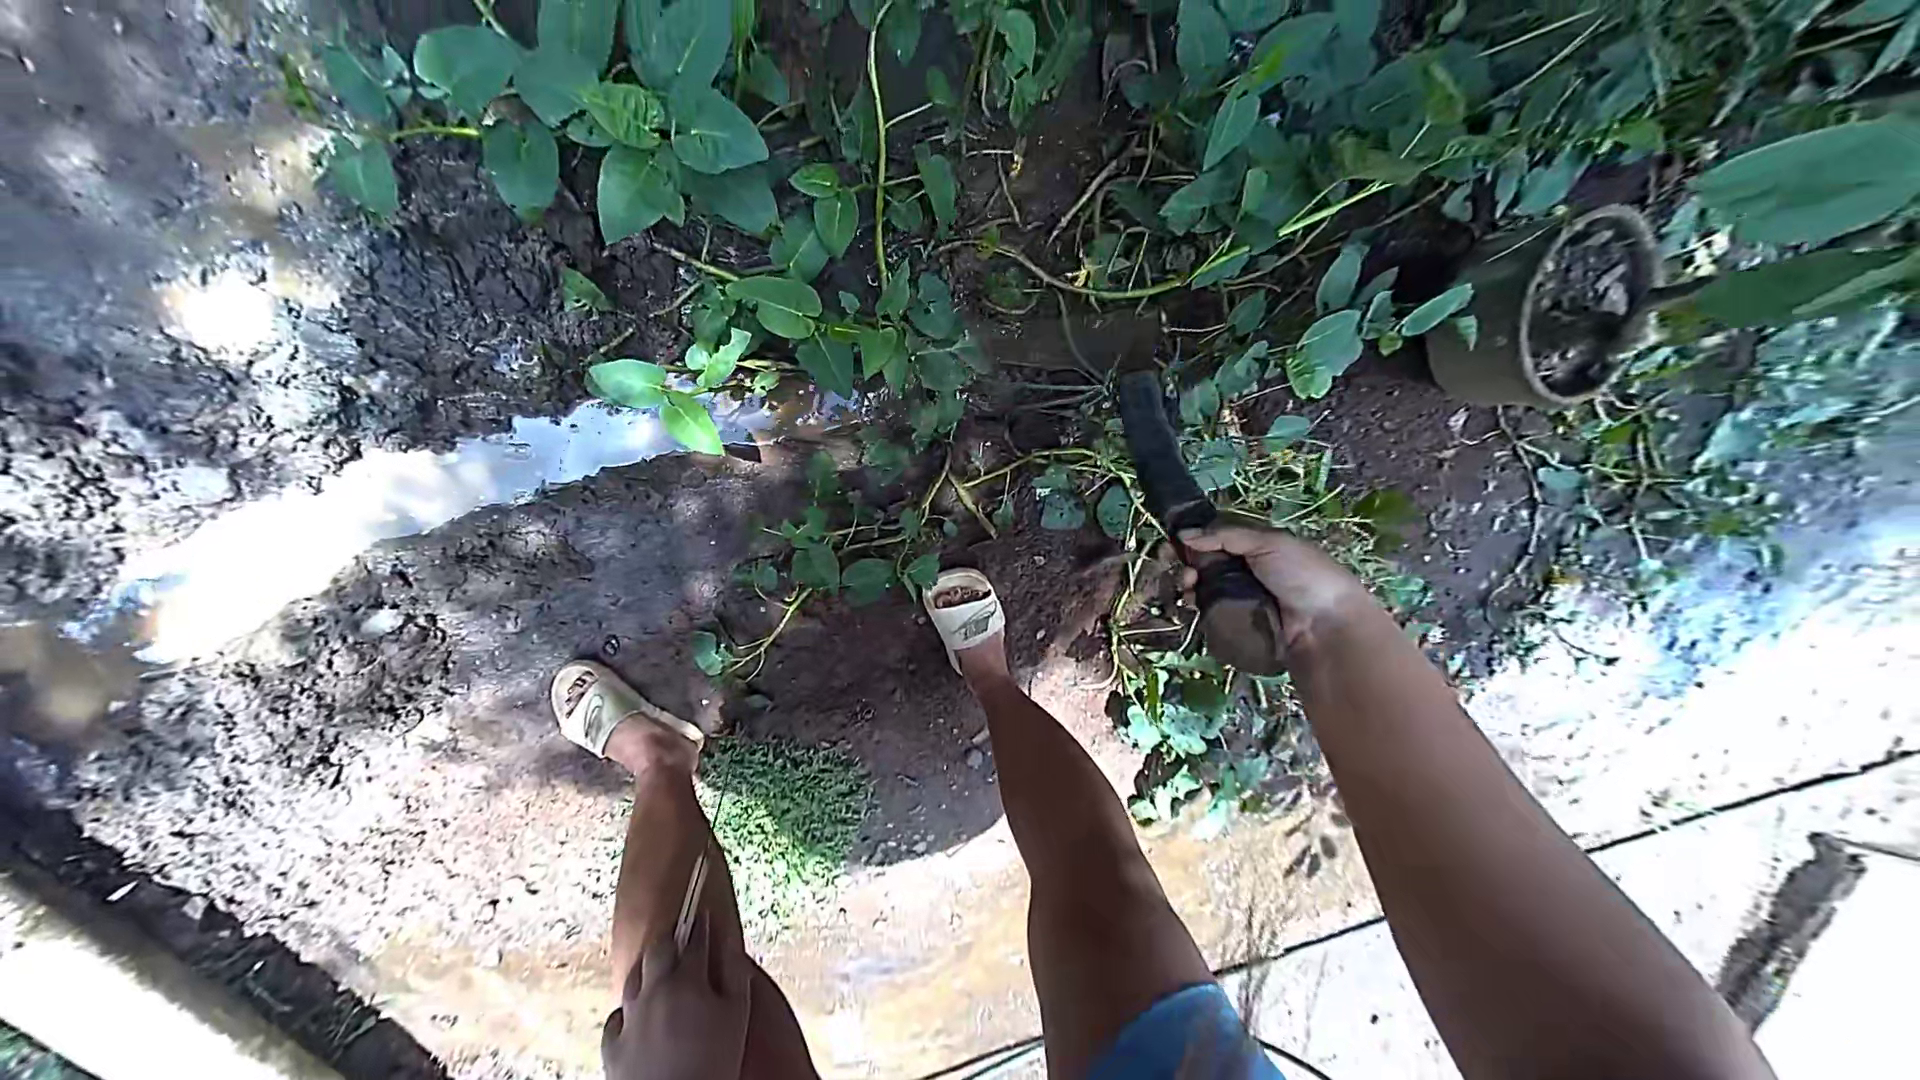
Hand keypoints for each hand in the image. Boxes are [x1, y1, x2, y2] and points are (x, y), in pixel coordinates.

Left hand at [601, 908, 751, 1079]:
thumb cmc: (715, 1064)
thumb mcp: (738, 1014)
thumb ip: (734, 972)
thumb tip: (728, 944)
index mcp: (687, 980)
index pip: (695, 939)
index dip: (701, 924)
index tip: (704, 915)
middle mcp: (654, 992)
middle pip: (658, 949)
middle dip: (671, 938)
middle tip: (681, 937)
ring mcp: (630, 1020)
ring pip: (634, 978)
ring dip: (649, 969)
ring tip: (661, 972)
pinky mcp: (612, 1049)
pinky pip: (616, 1017)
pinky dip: (629, 1010)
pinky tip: (640, 1015)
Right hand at [1177, 524, 1375, 649]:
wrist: (1325, 625)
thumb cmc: (1303, 574)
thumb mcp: (1268, 543)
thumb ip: (1225, 536)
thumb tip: (1184, 535)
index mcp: (1256, 547)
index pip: (1216, 539)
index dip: (1194, 540)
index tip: (1173, 543)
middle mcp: (1246, 571)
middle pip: (1205, 563)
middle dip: (1187, 563)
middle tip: (1182, 569)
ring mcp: (1240, 597)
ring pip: (1203, 587)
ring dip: (1188, 584)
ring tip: (1187, 587)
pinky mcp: (1236, 622)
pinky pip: (1208, 610)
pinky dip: (1195, 605)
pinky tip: (1191, 603)